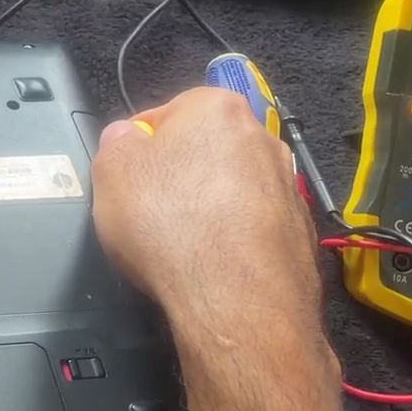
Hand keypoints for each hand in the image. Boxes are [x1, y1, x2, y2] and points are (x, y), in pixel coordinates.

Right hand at [91, 86, 322, 340]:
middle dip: (176, 172)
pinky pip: (252, 226)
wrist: (236, 302)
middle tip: (146, 205)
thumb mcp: (109, 170)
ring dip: (205, 206)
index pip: (166, 111)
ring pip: (230, 187)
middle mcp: (263, 138)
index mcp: (216, 108)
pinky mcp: (302, 236)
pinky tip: (206, 263)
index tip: (126, 174)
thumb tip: (129, 138)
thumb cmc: (166, 222)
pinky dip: (230, 238)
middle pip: (203, 149)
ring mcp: (290, 189)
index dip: (139, 144)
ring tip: (175, 241)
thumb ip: (116, 142)